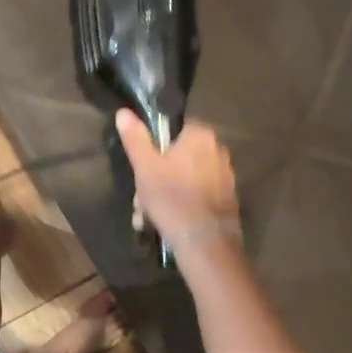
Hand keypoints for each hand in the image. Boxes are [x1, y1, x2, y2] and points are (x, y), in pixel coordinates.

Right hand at [115, 110, 238, 242]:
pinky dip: (183, 203)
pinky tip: (169, 221)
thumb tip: (124, 112)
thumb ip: (135, 138)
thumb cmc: (172, 198)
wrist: (204, 241)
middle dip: (156, 177)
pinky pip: (198, 194)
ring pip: (186, 178)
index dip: (155, 147)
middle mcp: (218, 150)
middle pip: (179, 156)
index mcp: (200, 135)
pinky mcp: (227, 198)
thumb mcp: (145, 167)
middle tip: (141, 199)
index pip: (174, 129)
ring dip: (165, 193)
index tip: (142, 167)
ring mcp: (225, 175)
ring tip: (149, 216)